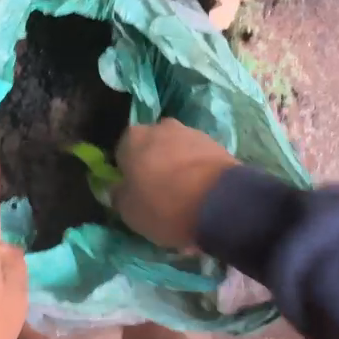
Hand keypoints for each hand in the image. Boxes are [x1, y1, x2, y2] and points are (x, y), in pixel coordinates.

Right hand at [113, 120, 238, 251]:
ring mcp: (190, 132)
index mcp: (132, 138)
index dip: (128, 175)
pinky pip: (199, 159)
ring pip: (177, 152)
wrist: (219, 202)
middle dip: (155, 167)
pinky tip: (202, 195)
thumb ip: (119, 195)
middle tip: (161, 196)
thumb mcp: (129, 211)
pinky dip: (198, 172)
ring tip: (186, 199)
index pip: (122, 153)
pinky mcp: (216, 143)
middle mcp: (159, 127)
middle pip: (152, 148)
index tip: (136, 193)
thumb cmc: (164, 205)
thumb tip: (119, 188)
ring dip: (178, 168)